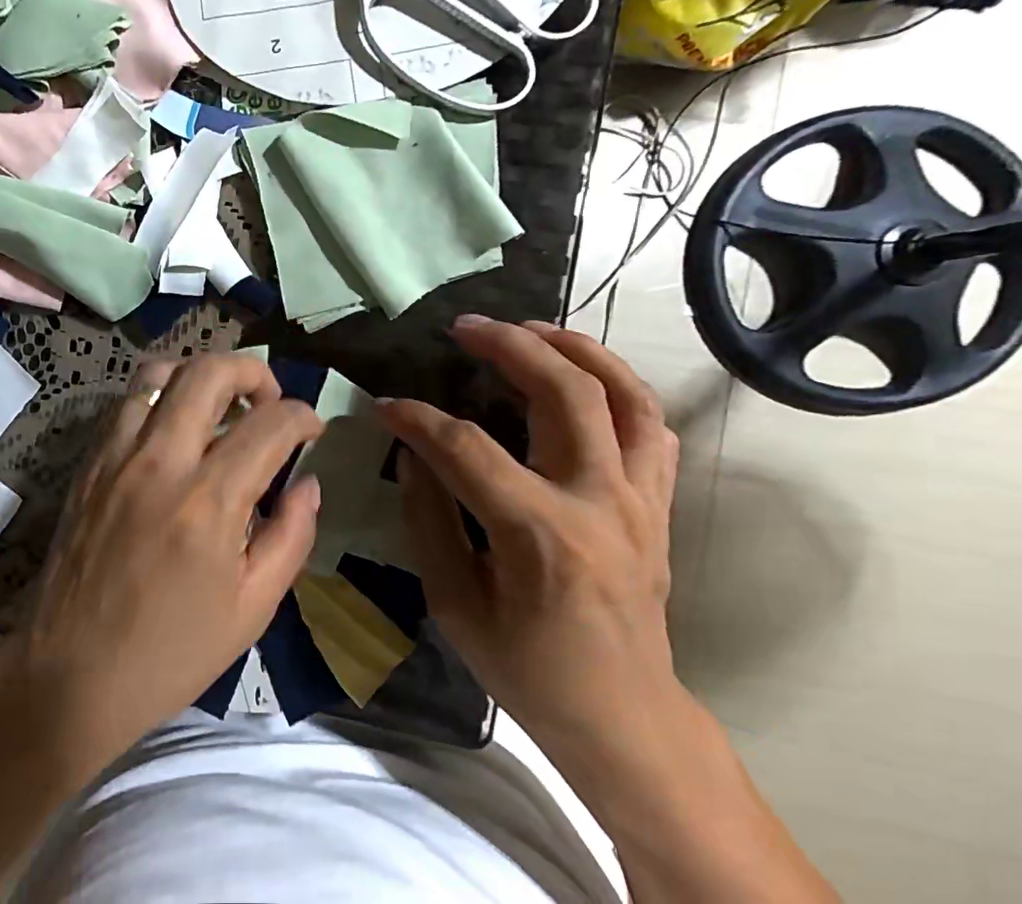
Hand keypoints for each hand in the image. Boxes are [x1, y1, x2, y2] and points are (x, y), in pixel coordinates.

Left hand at [0, 353, 324, 760]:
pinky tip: (170, 431)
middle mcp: (160, 462)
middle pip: (208, 371)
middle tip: (268, 400)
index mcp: (210, 501)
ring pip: (157, 374)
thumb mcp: (252, 609)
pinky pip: (123, 405)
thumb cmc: (170, 652)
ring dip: (197, 376)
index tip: (312, 428)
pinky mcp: (87, 464)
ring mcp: (114, 457)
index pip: (269, 423)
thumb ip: (290, 536)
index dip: (303, 414)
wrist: (71, 668)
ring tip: (217, 407)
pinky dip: (156, 398)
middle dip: (252, 371)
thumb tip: (308, 484)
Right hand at [378, 316, 683, 748]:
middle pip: (565, 395)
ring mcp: (639, 501)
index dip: (417, 419)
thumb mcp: (453, 599)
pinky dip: (620, 390)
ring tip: (532, 327)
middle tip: (466, 326)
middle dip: (511, 347)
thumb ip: (430, 518)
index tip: (382, 406)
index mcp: (538, 532)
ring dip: (579, 351)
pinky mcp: (657, 506)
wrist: (622, 713)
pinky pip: (652, 429)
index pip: (465, 448)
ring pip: (626, 398)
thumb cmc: (524, 665)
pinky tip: (585, 377)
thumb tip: (414, 454)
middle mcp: (599, 502)